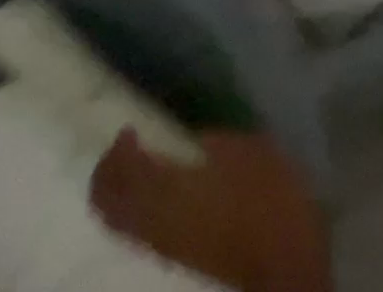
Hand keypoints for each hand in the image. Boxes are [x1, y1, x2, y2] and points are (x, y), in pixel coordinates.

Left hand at [91, 129, 331, 291]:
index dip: (123, 145)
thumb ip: (221, 142)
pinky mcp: (164, 250)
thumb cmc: (270, 199)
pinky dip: (125, 209)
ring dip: (111, 192)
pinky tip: (146, 198)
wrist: (277, 255)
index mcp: (166, 187)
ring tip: (128, 173)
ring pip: (111, 216)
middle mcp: (146, 214)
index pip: (126, 165)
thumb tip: (197, 138)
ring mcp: (152, 237)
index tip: (131, 128)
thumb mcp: (258, 155)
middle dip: (106, 170)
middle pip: (106, 196)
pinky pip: (127, 229)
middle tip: (122, 149)